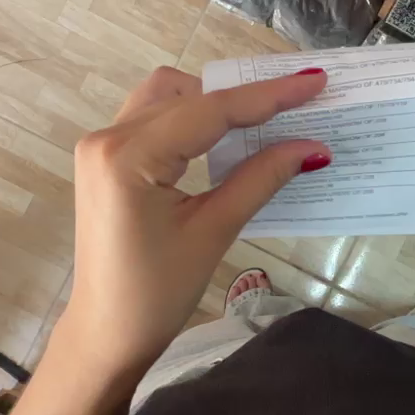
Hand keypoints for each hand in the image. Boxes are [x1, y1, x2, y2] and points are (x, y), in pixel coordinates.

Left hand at [56, 65, 329, 381]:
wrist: (108, 332)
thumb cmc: (158, 293)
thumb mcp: (213, 231)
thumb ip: (261, 178)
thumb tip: (313, 148)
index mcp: (129, 156)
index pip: (210, 110)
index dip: (267, 96)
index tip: (313, 82)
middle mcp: (107, 138)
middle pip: (185, 93)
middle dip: (240, 96)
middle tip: (294, 103)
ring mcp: (100, 147)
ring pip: (166, 99)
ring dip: (212, 104)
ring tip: (261, 121)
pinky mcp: (105, 161)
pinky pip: (153, 121)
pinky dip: (189, 121)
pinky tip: (221, 139)